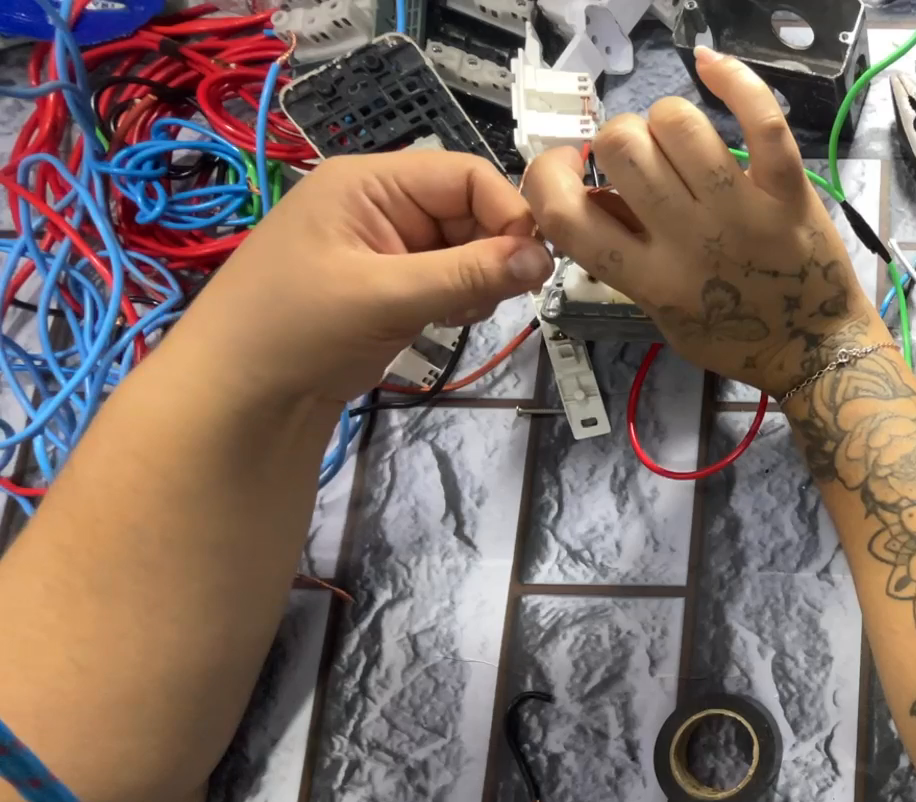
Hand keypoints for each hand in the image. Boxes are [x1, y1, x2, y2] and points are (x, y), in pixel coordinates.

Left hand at [167, 150, 553, 404]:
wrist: (250, 391)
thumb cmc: (300, 329)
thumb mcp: (389, 296)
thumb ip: (470, 274)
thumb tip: (544, 259)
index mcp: (372, 184)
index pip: (468, 176)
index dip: (509, 214)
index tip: (532, 267)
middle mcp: (387, 204)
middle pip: (476, 211)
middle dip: (497, 254)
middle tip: (492, 297)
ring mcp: (395, 245)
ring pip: (475, 249)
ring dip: (485, 282)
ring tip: (459, 313)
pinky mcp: (402, 281)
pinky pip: (460, 277)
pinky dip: (470, 299)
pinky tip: (450, 320)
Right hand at [522, 46, 875, 397]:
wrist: (819, 354)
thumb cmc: (741, 340)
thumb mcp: (667, 321)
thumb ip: (628, 266)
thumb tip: (595, 200)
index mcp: (653, 280)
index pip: (568, 214)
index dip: (548, 178)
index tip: (571, 172)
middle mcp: (692, 242)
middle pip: (622, 146)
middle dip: (622, 144)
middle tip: (649, 167)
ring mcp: (744, 214)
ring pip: (675, 121)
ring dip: (669, 123)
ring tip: (686, 147)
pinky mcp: (789, 195)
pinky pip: (762, 120)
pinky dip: (735, 80)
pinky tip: (711, 69)